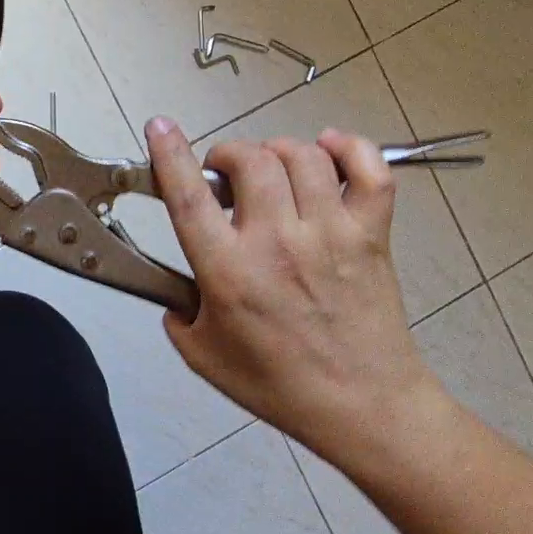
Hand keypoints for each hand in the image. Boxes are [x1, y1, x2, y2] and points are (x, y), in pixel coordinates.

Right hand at [144, 117, 439, 457]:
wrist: (363, 406)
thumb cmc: (277, 385)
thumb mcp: (200, 354)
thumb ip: (176, 312)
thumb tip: (174, 286)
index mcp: (229, 272)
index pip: (190, 196)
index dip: (170, 154)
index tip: (159, 127)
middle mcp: (279, 242)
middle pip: (251, 160)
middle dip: (227, 153)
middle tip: (222, 174)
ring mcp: (331, 234)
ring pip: (303, 155)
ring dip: (276, 150)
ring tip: (268, 170)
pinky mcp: (373, 235)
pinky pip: (369, 170)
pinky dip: (349, 147)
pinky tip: (328, 150)